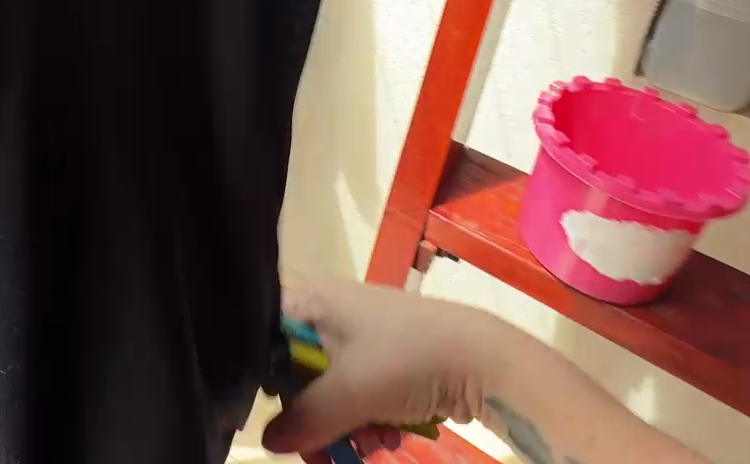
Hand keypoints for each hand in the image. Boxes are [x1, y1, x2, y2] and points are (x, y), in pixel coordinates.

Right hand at [265, 279, 490, 455]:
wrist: (485, 361)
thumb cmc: (407, 357)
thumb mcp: (351, 390)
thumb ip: (305, 418)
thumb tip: (266, 442)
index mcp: (313, 301)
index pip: (265, 330)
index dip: (263, 371)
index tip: (277, 410)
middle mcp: (328, 314)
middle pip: (295, 369)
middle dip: (312, 416)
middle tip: (324, 452)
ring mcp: (357, 338)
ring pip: (327, 390)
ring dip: (342, 427)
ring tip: (368, 447)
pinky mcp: (383, 362)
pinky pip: (355, 396)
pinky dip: (366, 422)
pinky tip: (386, 439)